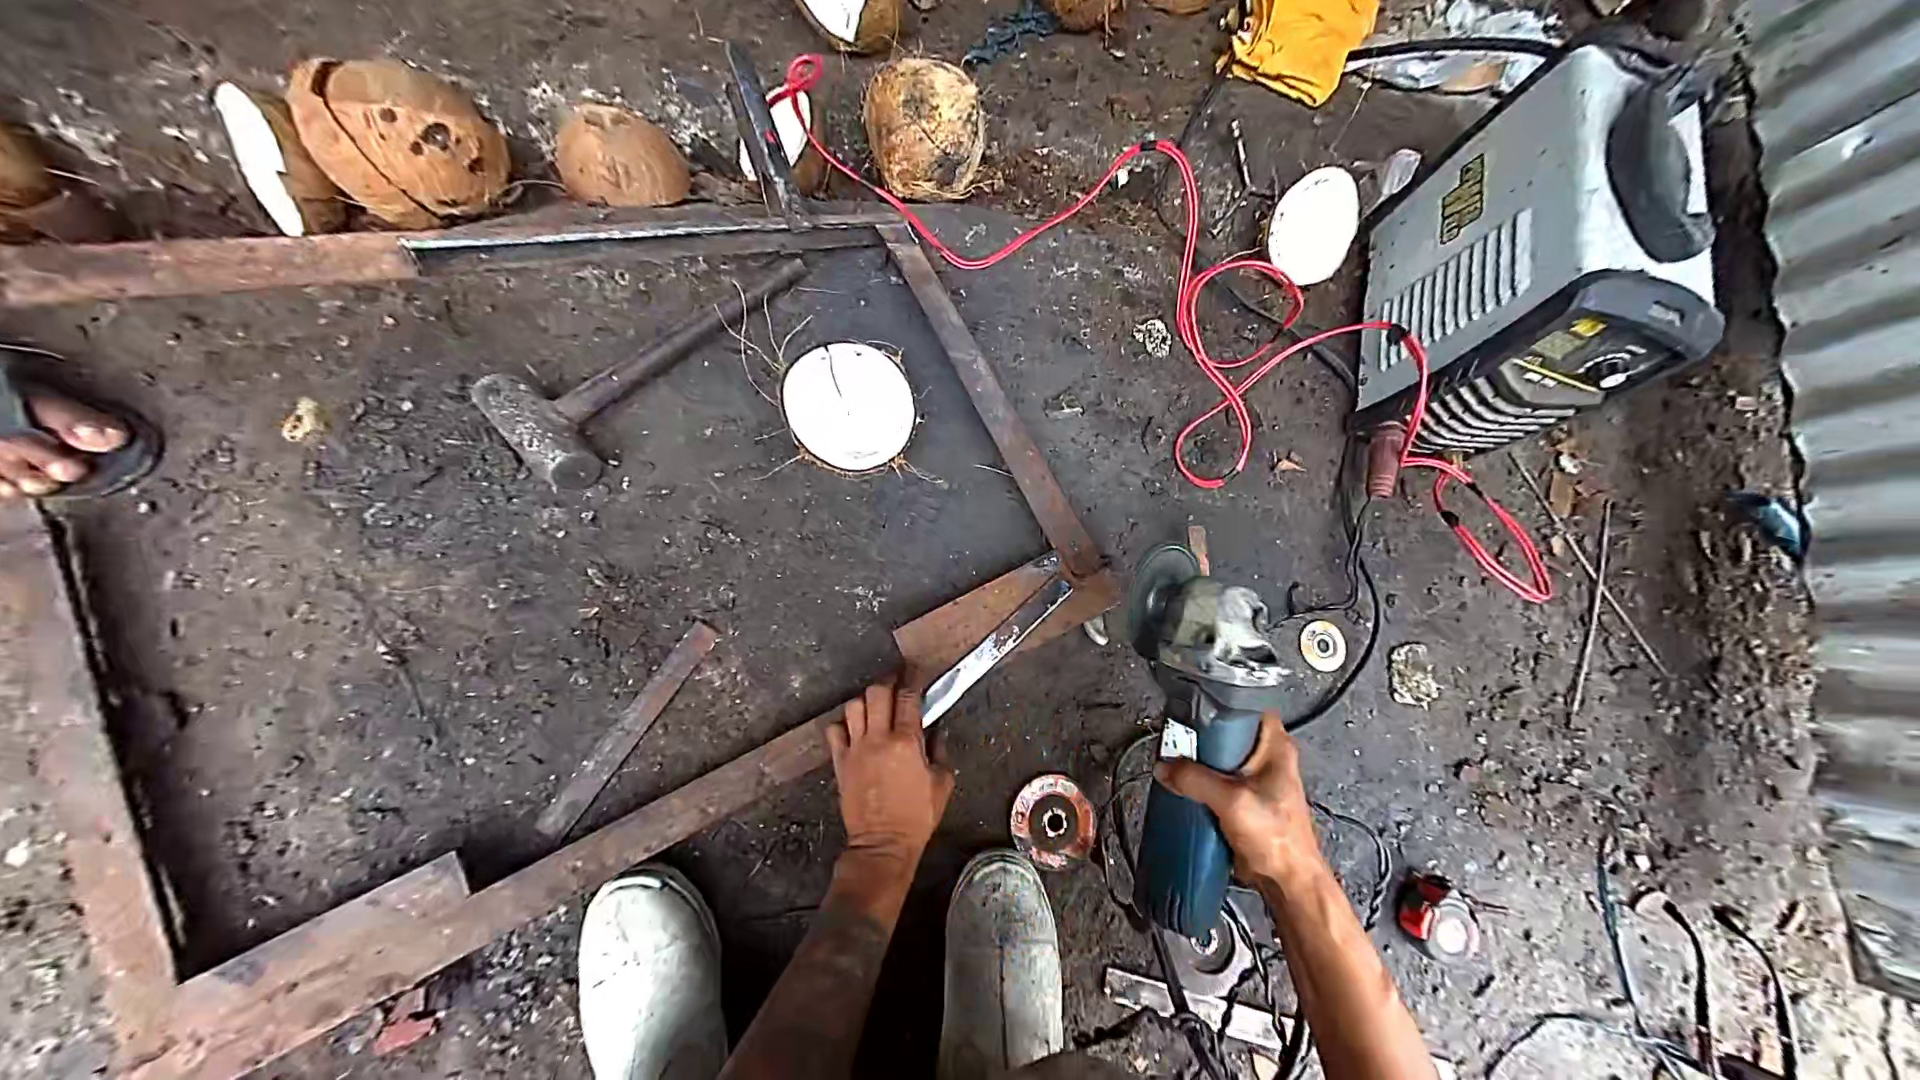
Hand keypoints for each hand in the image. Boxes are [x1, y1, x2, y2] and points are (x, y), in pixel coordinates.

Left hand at [826, 682, 954, 866]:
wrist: (882, 844)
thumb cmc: (916, 817)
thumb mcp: (942, 783)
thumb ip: (939, 751)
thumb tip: (935, 732)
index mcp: (906, 742)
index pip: (908, 697)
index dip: (912, 681)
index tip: (915, 675)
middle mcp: (878, 739)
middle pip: (877, 692)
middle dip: (888, 683)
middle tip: (895, 685)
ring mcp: (855, 749)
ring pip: (854, 706)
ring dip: (866, 701)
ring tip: (875, 706)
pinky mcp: (840, 762)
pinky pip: (835, 730)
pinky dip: (843, 724)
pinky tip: (854, 729)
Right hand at [1154, 712, 1324, 889]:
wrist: (1286, 882)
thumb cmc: (1279, 841)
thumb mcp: (1231, 802)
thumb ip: (1195, 780)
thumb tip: (1165, 767)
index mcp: (1275, 747)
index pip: (1246, 706)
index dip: (1219, 702)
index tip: (1192, 706)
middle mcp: (1267, 757)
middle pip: (1226, 730)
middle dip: (1200, 734)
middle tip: (1177, 736)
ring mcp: (1254, 778)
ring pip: (1218, 755)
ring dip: (1197, 760)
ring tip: (1176, 759)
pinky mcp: (1242, 798)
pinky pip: (1214, 779)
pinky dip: (1198, 780)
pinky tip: (1184, 784)